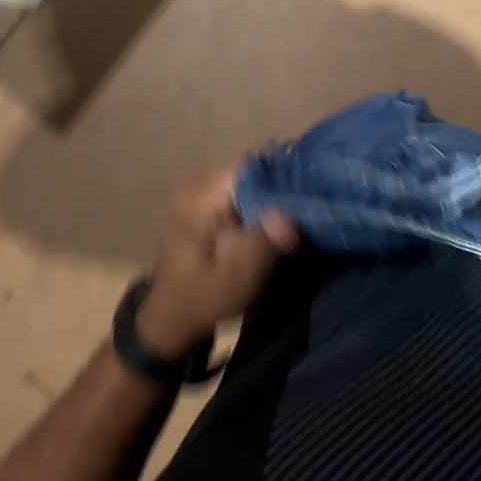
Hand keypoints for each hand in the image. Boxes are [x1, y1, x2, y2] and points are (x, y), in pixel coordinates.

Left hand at [133, 167, 298, 356]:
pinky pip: (237, 186)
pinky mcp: (202, 201)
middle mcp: (198, 184)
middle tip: (308, 199)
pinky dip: (257, 196)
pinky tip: (273, 214)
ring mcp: (197, 190)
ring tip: (294, 207)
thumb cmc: (205, 297)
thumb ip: (265, 239)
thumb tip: (290, 212)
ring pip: (246, 175)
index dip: (283, 171)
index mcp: (202, 197)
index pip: (251, 164)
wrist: (170, 316)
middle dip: (279, 180)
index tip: (309, 186)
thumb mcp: (240, 276)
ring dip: (270, 189)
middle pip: (250, 166)